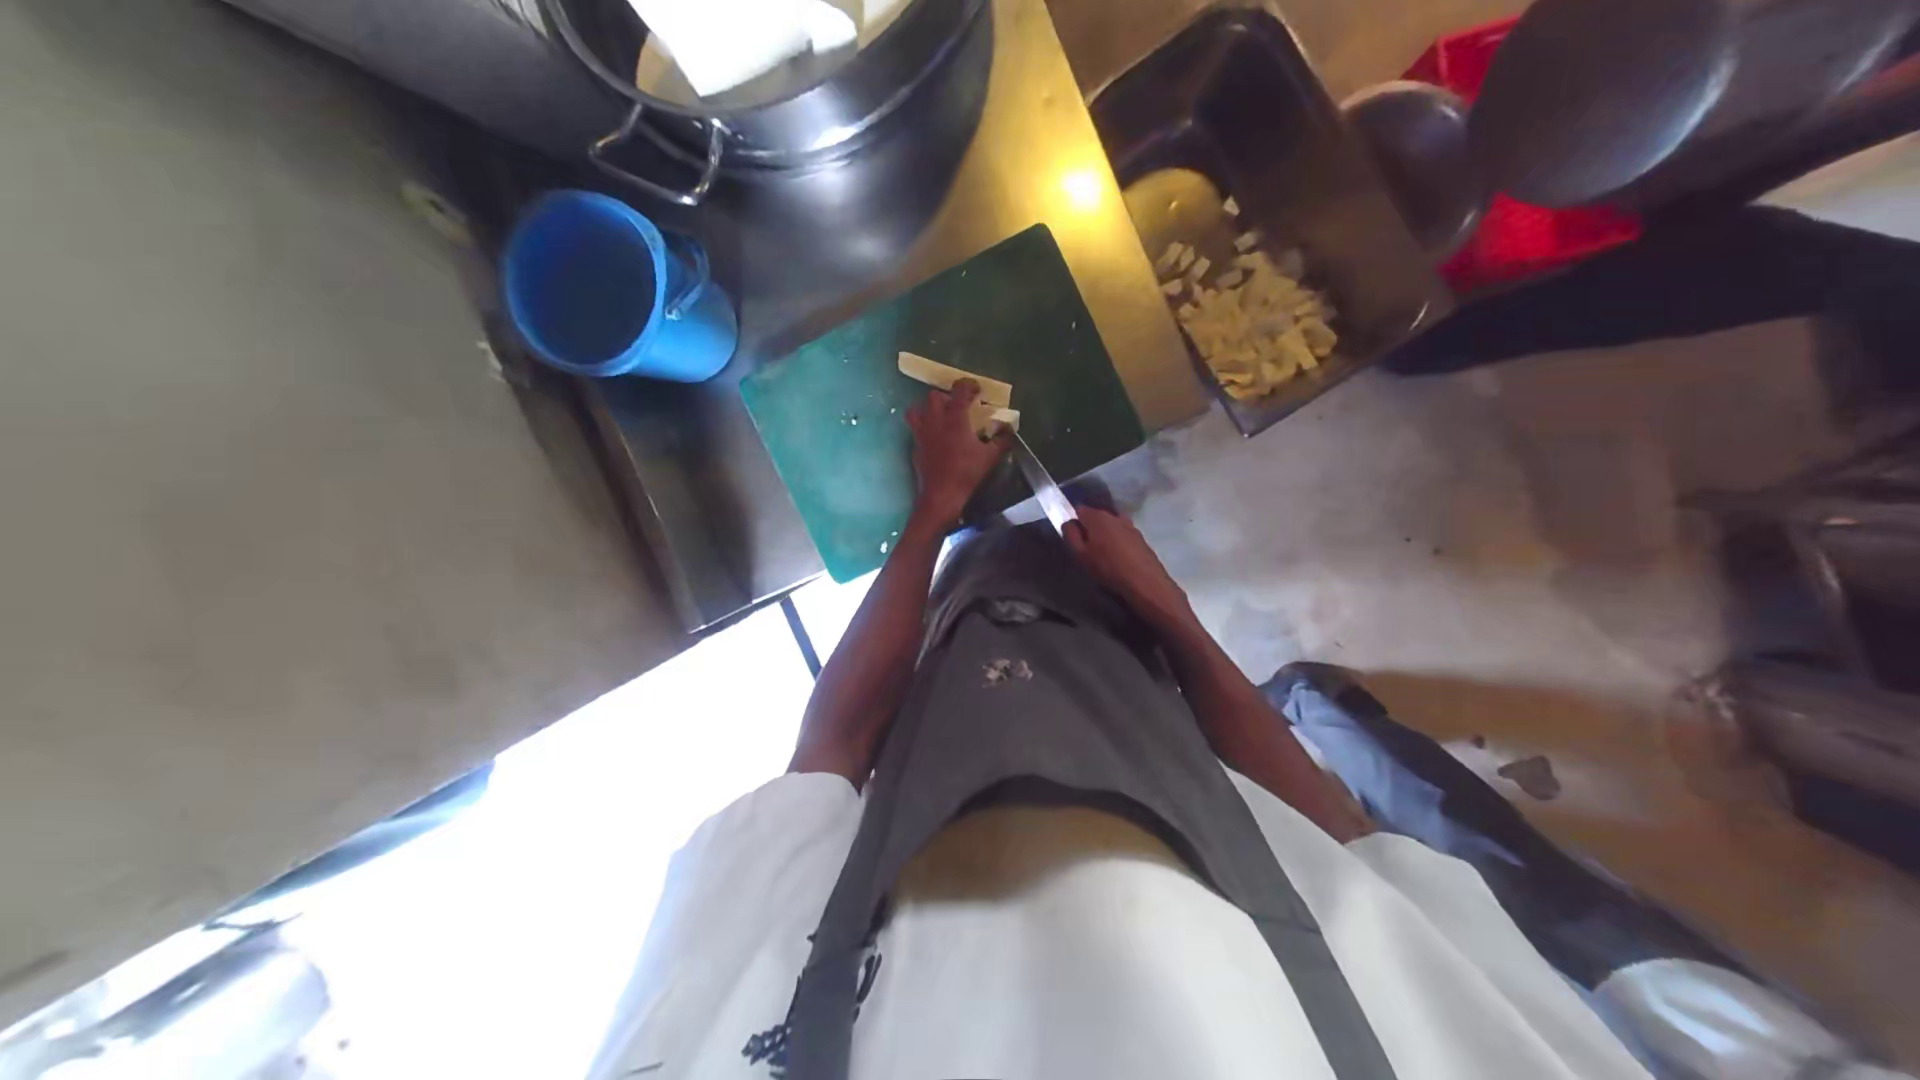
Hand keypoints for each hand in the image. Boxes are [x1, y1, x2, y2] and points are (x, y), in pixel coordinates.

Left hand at [907, 379, 1009, 528]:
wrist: (941, 495)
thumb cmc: (967, 473)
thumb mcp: (991, 457)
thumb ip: (1002, 439)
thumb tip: (1009, 428)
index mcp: (955, 418)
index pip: (959, 390)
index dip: (969, 385)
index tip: (977, 391)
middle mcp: (935, 420)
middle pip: (934, 396)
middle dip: (946, 397)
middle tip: (957, 406)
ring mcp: (921, 432)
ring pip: (917, 409)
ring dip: (928, 409)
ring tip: (939, 417)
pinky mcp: (915, 445)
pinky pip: (915, 429)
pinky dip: (924, 427)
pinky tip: (934, 438)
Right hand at [1064, 505, 1193, 628]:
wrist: (1145, 582)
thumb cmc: (1107, 568)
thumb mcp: (1080, 554)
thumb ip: (1071, 535)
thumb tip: (1069, 523)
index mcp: (1097, 516)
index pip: (1079, 509)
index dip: (1074, 521)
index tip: (1073, 536)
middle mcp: (1115, 515)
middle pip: (1096, 516)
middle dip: (1090, 527)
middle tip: (1086, 547)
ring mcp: (1130, 525)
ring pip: (1111, 525)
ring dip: (1105, 534)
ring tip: (1102, 552)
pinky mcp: (1141, 538)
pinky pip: (1123, 534)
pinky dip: (1118, 541)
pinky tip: (1118, 557)